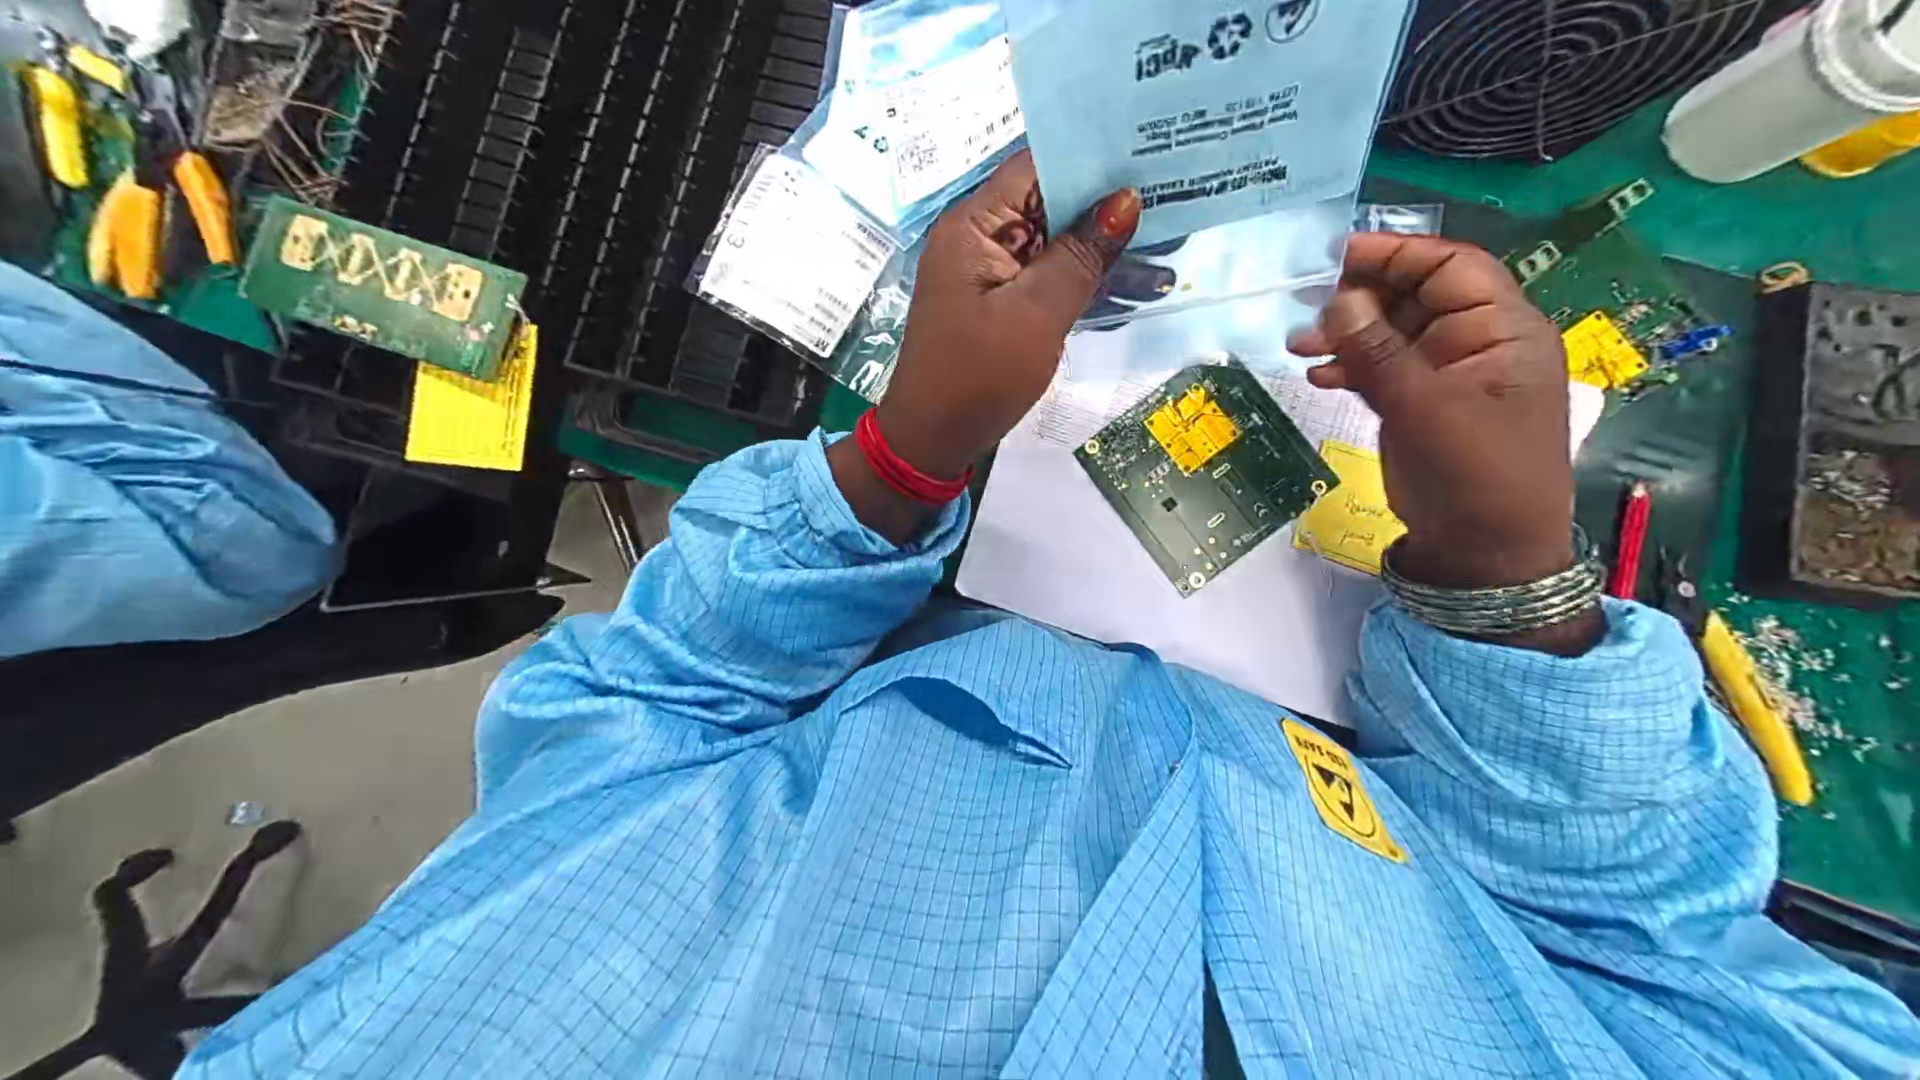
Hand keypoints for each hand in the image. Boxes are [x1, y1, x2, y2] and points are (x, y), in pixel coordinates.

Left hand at [830, 150, 1140, 540]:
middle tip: (1178, 192)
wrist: (934, 441)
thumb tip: (1124, 200)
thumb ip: (1079, 256)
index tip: (1151, 147)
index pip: (1036, 167)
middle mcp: (979, 241)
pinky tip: (1136, 286)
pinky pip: (1048, 282)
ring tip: (1171, 247)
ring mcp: (991, 276)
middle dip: (1109, 204)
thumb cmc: (977, 378)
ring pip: (1055, 246)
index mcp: (974, 227)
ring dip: (1105, 251)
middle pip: (1050, 204)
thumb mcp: (1035, 316)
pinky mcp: (1002, 307)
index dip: (1092, 156)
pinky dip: (1084, 284)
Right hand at [1288, 234, 1598, 650]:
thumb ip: (1380, 352)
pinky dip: (1347, 366)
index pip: (1449, 268)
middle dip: (1359, 298)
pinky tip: (1318, 374)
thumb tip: (1340, 299)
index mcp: (1499, 330)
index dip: (1394, 254)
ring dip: (1345, 334)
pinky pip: (1378, 369)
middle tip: (1304, 308)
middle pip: (1413, 297)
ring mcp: (1441, 375)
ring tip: (1299, 345)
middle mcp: (1472, 343)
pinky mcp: (1415, 404)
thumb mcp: (1425, 408)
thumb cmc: (1473, 473)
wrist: (1481, 547)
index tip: (1335, 253)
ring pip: (1388, 334)